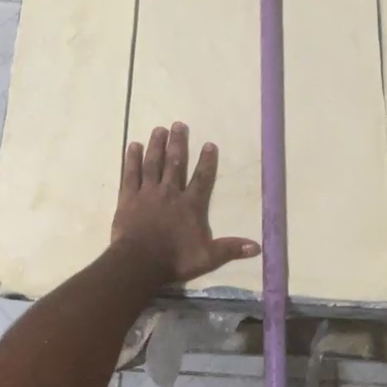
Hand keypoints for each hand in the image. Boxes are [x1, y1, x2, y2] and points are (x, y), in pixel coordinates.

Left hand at [111, 123, 259, 282]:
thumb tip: (257, 247)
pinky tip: (132, 146)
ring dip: (156, 145)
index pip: (202, 178)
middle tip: (178, 125)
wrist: (140, 262)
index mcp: (190, 205)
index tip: (209, 144)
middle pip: (175, 163)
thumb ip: (230, 248)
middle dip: (178, 143)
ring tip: (158, 129)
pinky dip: (131, 160)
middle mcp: (170, 193)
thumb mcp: (208, 257)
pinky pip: (130, 174)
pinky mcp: (128, 198)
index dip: (207, 161)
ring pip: (152, 164)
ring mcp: (147, 193)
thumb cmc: (175, 259)